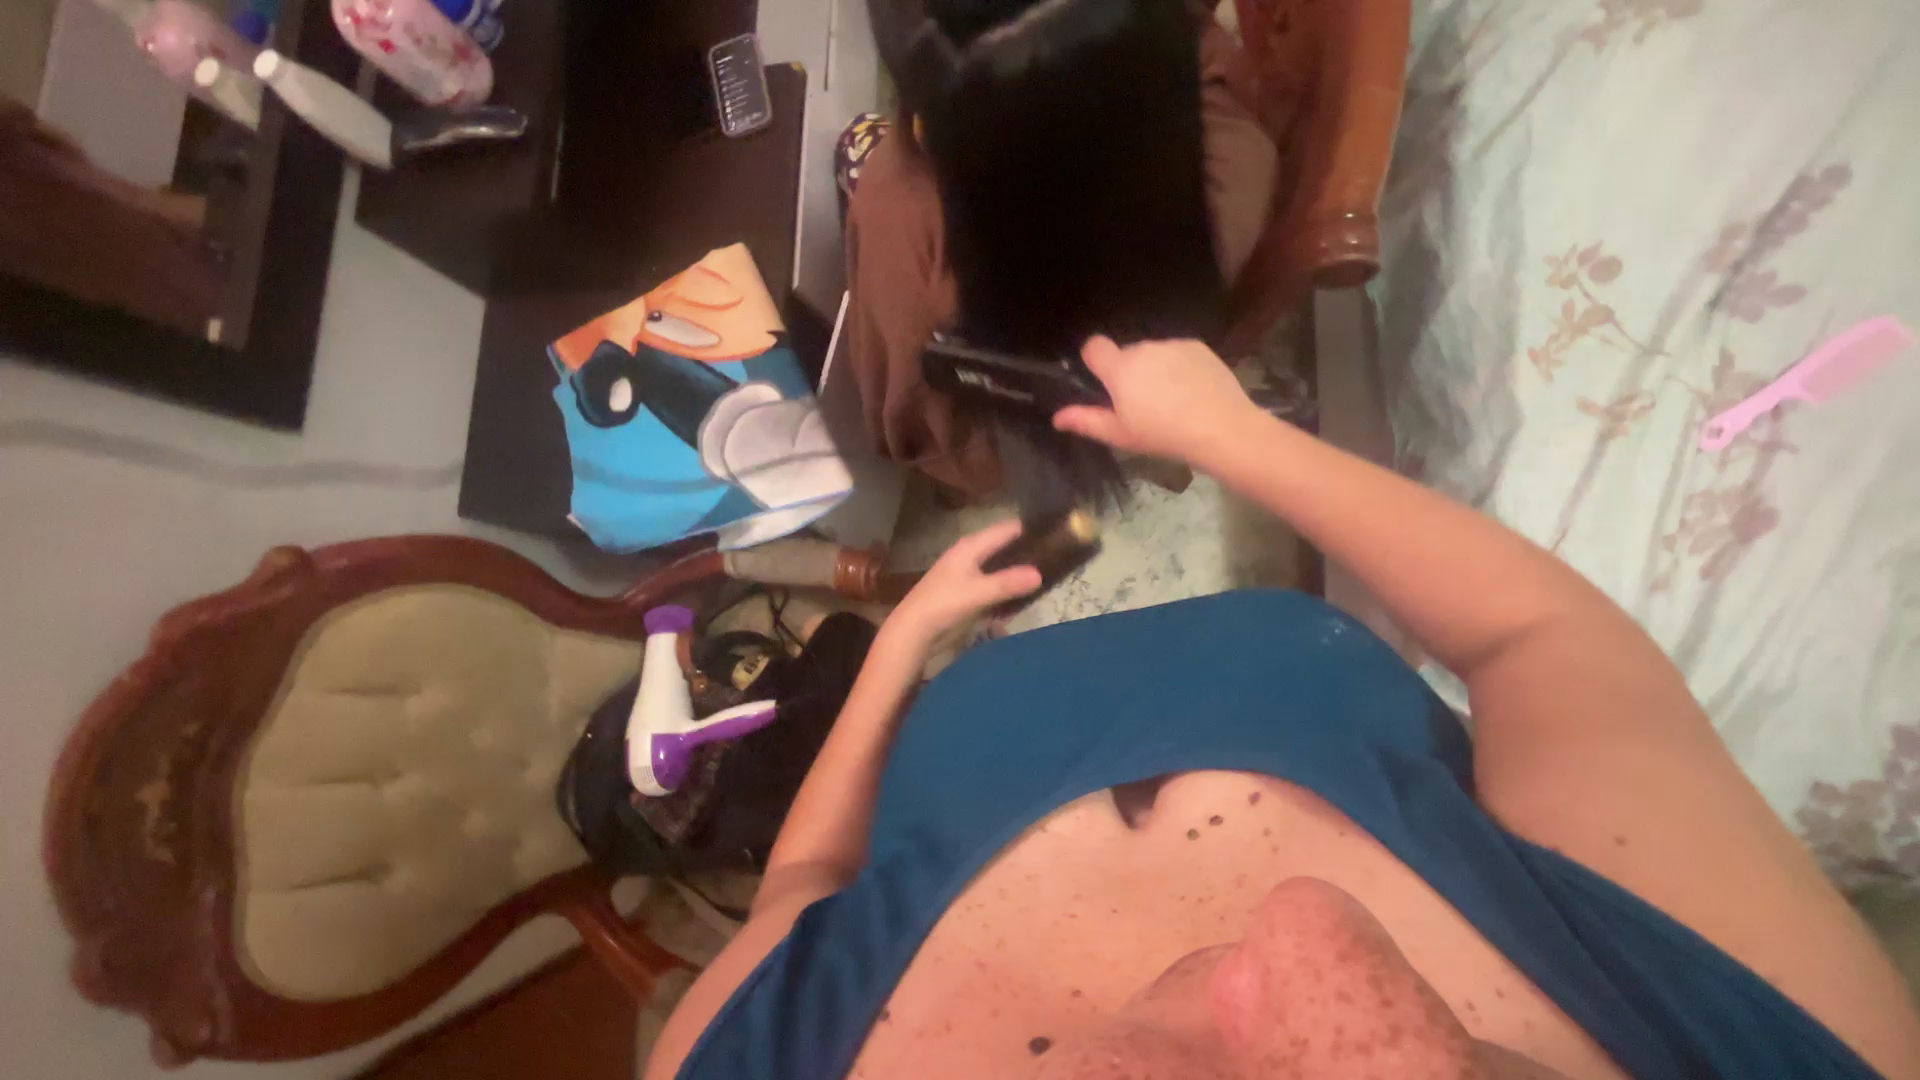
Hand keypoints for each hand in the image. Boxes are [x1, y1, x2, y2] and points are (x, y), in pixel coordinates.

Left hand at [886, 521, 1043, 649]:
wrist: (914, 630)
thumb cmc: (944, 604)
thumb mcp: (978, 592)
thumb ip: (1008, 583)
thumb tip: (1040, 574)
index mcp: (971, 547)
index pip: (1006, 529)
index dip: (1029, 529)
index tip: (1056, 533)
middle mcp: (971, 555)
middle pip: (1005, 548)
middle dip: (1027, 553)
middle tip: (1058, 559)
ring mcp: (968, 575)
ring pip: (1000, 568)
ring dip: (1018, 574)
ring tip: (1049, 577)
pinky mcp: (968, 594)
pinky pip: (994, 587)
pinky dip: (1008, 591)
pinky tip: (1024, 598)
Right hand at [1053, 336, 1259, 464]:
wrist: (1221, 428)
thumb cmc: (1163, 435)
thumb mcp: (1120, 435)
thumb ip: (1086, 421)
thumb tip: (1057, 417)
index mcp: (1120, 369)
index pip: (1094, 346)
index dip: (1094, 361)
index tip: (1104, 384)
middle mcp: (1144, 348)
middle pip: (1126, 354)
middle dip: (1128, 373)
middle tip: (1141, 405)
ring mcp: (1173, 345)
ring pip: (1153, 354)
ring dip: (1153, 370)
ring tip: (1170, 401)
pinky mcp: (1197, 347)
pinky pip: (1177, 353)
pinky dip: (1178, 368)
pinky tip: (1190, 392)